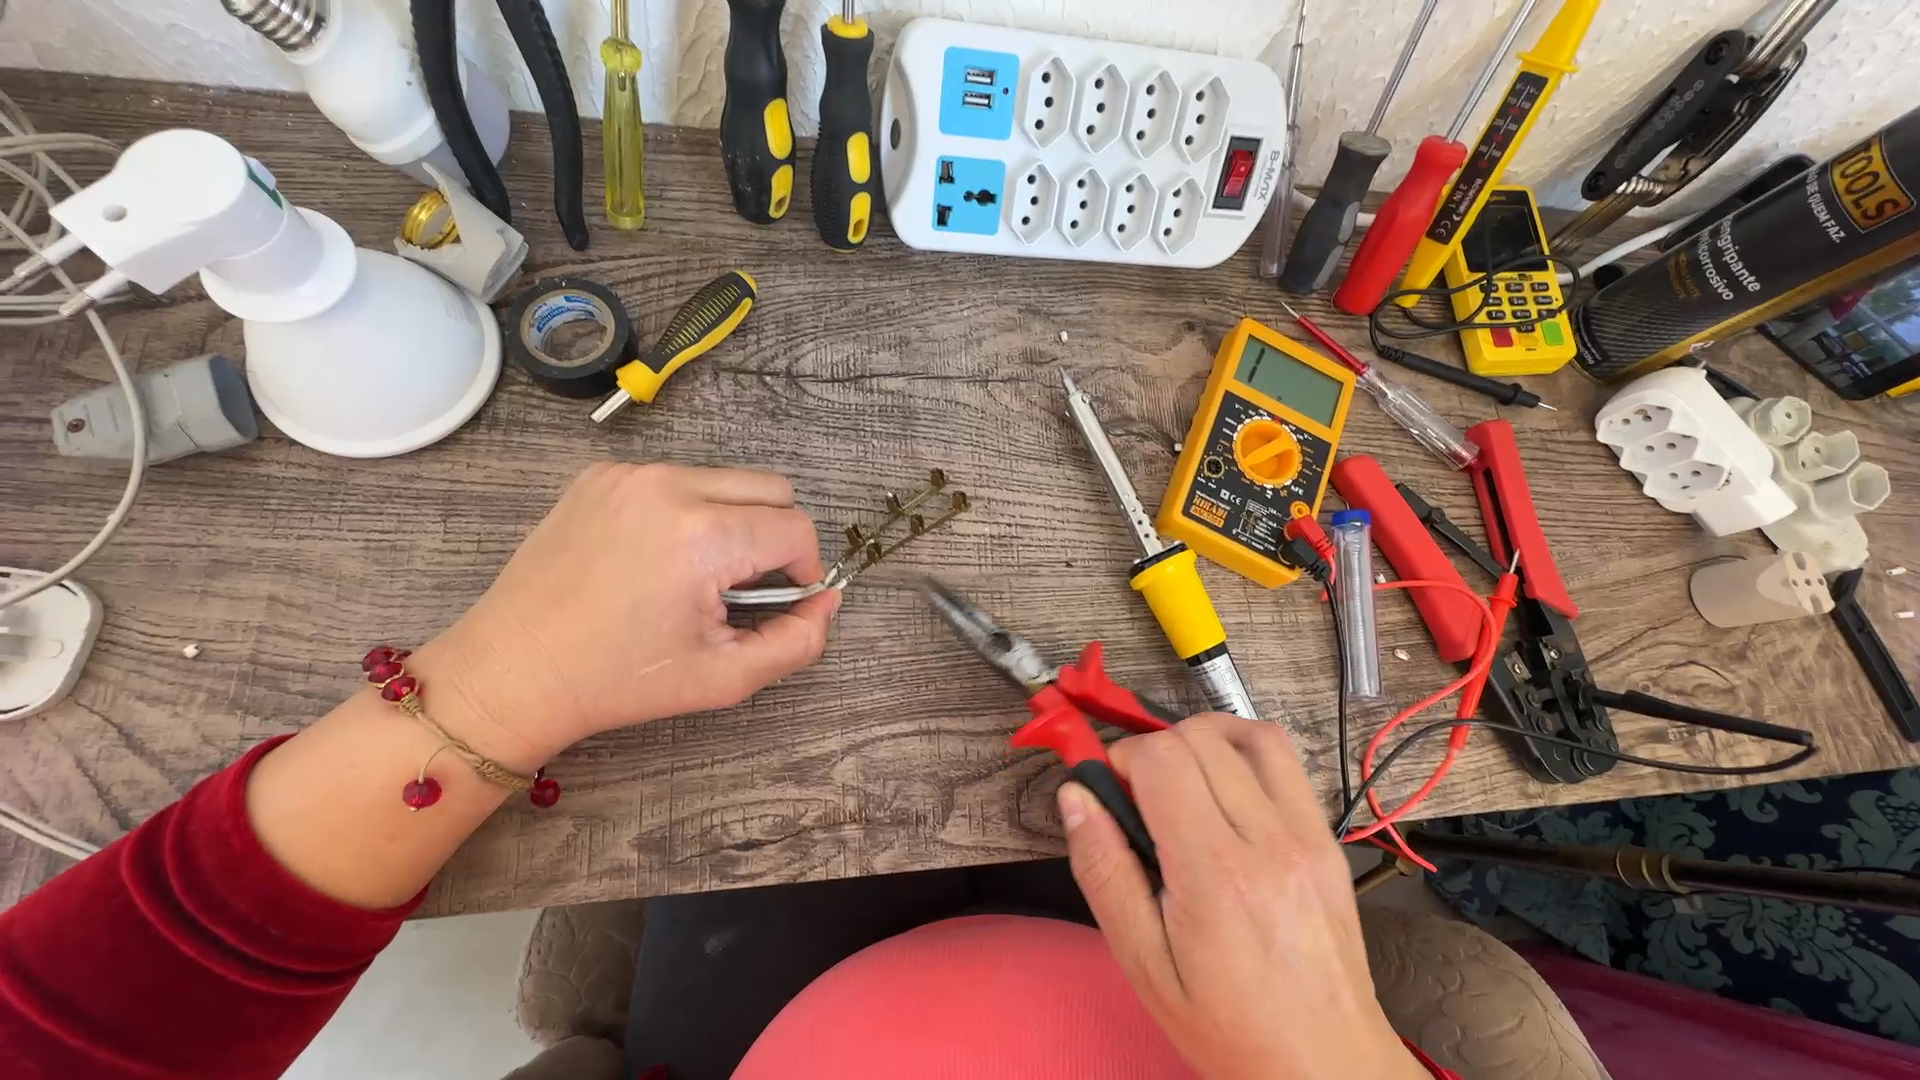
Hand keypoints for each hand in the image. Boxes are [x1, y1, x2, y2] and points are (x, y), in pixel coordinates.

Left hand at [416, 463, 840, 769]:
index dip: (805, 569)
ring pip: (727, 480)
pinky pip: (678, 479)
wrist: (513, 670)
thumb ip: (797, 641)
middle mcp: (669, 486)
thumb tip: (827, 601)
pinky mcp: (602, 474)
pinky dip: (688, 511)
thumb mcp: (725, 677)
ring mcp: (631, 473)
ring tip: (699, 573)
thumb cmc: (619, 680)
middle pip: (773, 489)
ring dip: (735, 520)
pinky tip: (656, 556)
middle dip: (777, 536)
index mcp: (703, 536)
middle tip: (745, 586)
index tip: (781, 600)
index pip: (796, 528)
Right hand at [1059, 713, 1427, 1079]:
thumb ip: (1103, 871)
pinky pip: (1283, 757)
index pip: (1161, 759)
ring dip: (1198, 739)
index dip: (1122, 761)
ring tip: (1180, 781)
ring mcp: (1307, 834)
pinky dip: (1241, 747)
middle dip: (1153, 751)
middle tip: (1141, 800)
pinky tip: (1222, 782)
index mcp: (1215, 874)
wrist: (1327, 1067)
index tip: (1112, 796)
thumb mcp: (1143, 963)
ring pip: (1244, 733)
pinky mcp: (1326, 837)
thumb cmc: (1227, 1025)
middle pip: (1197, 738)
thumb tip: (1076, 797)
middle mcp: (1268, 840)